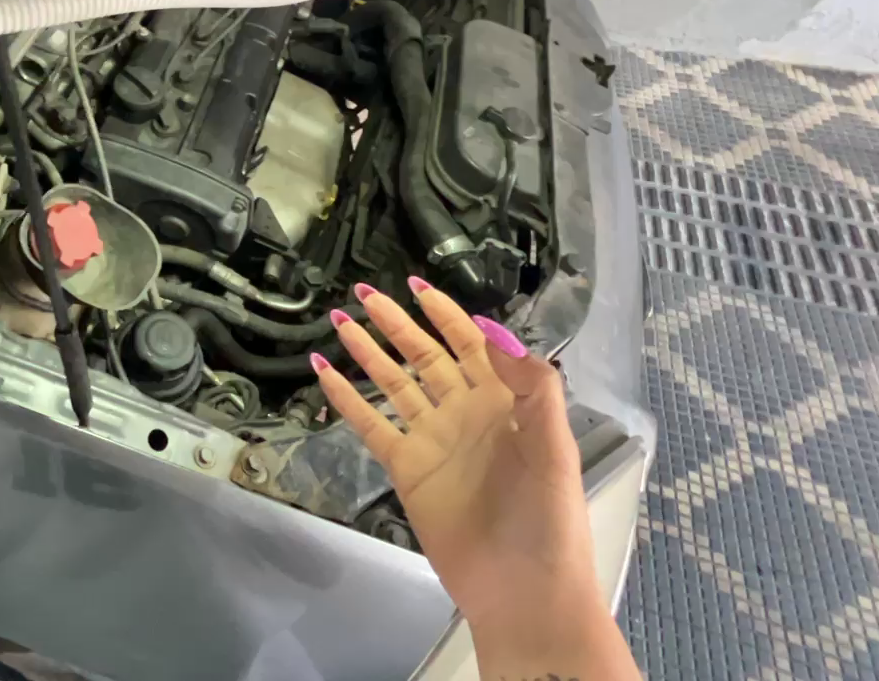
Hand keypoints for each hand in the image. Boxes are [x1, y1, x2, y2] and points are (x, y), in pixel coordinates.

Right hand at [317, 279, 637, 679]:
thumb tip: (494, 330)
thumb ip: (532, 387)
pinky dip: (346, 397)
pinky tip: (324, 372)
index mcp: (501, 402)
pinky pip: (370, 423)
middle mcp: (461, 410)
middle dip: (396, 322)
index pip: (468, 343)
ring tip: (340, 321)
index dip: (445, 313)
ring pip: (392, 382)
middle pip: (422, 355)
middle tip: (365, 292)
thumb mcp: (554, 449)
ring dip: (367, 352)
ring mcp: (430, 437)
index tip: (418, 285)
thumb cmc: (547, 519)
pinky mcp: (405, 466)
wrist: (523, 593)